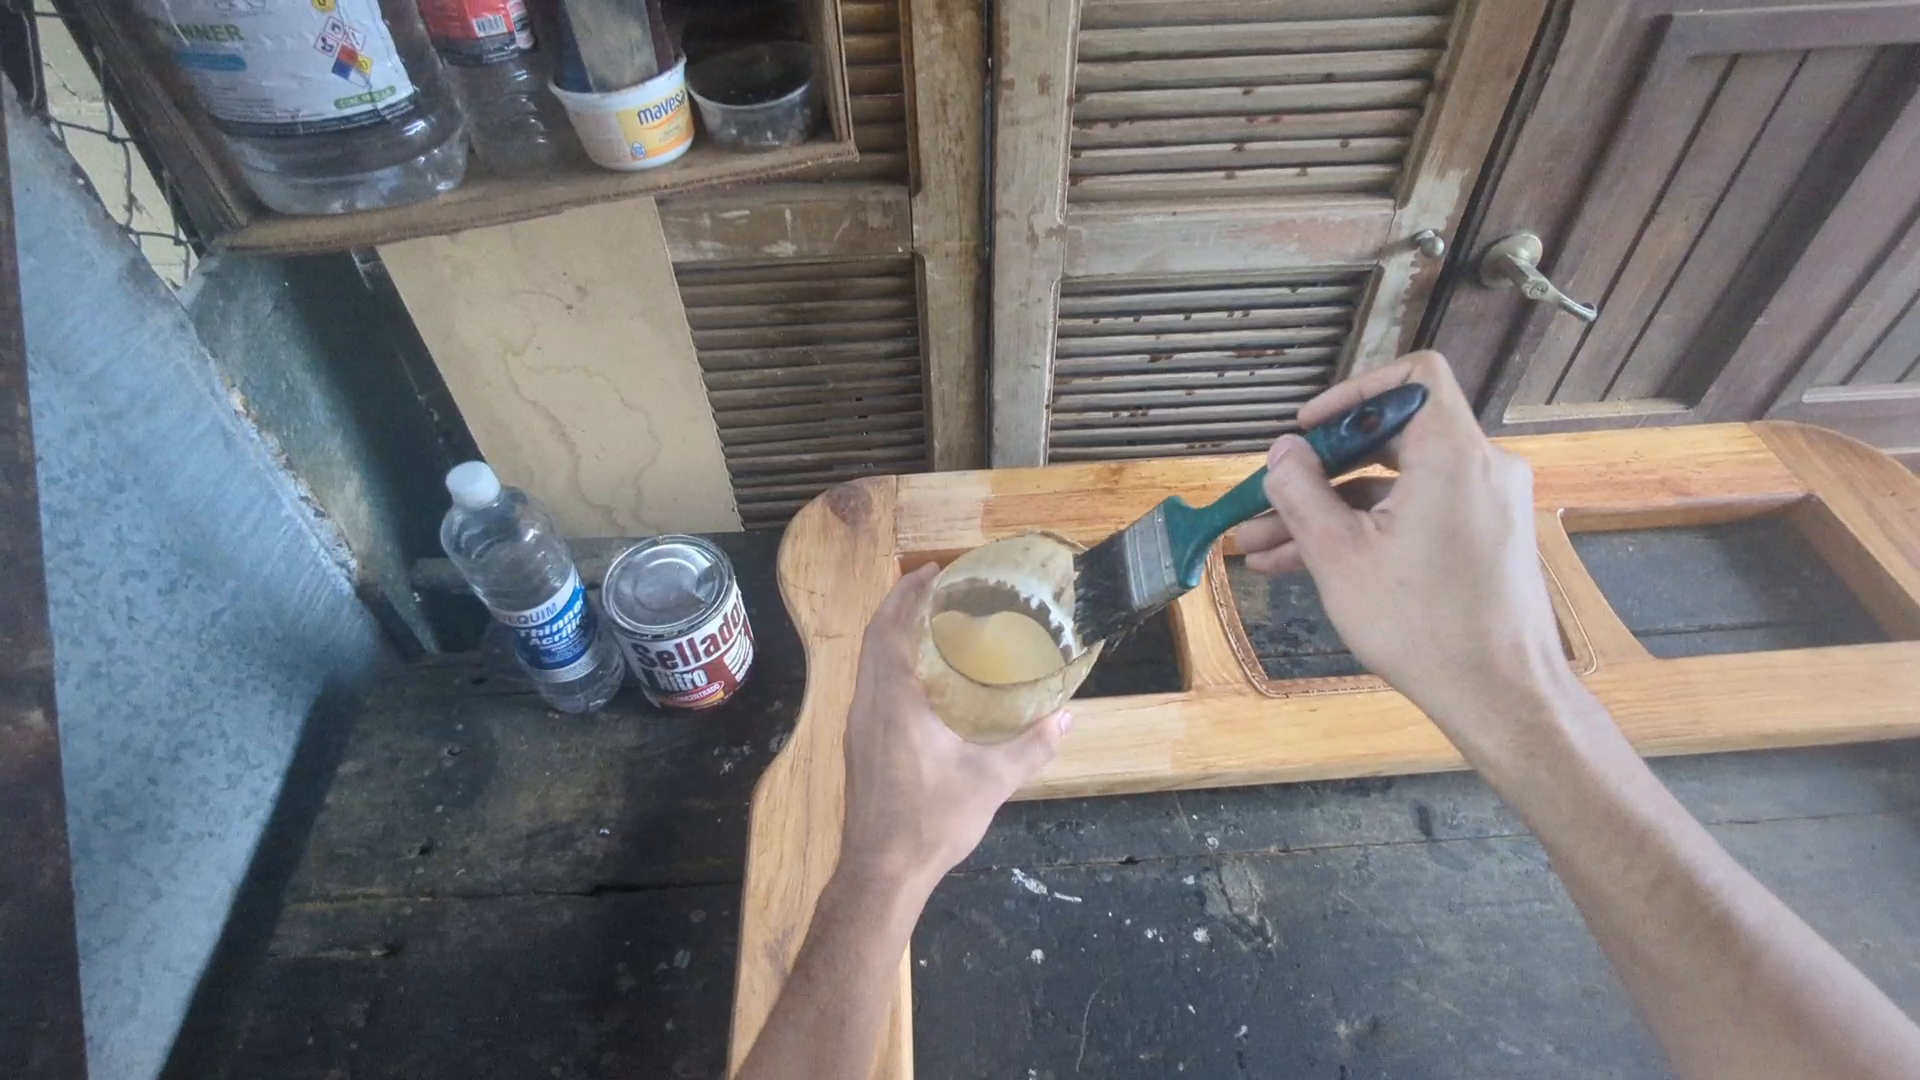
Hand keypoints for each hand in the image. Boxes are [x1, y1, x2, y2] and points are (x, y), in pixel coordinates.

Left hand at [836, 564, 1071, 898]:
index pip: (890, 629)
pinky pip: (869, 683)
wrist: (880, 872)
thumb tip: (1066, 719)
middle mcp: (868, 703)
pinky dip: (888, 660)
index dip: (907, 594)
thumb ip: (1030, 747)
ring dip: (890, 632)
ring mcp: (857, 724)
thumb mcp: (990, 782)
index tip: (934, 571)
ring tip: (927, 621)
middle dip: (898, 603)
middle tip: (933, 585)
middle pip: (874, 637)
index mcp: (894, 700)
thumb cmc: (931, 821)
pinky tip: (917, 675)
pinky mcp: (857, 742)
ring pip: (867, 661)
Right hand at [1232, 351, 1569, 749]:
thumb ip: (1301, 491)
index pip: (1413, 380)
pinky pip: (1410, 515)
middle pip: (1387, 440)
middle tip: (1264, 498)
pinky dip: (1360, 530)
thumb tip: (1282, 452)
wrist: (1498, 695)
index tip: (1308, 428)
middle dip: (1315, 471)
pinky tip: (1298, 562)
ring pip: (1390, 488)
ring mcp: (1481, 505)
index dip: (1353, 392)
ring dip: (1324, 511)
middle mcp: (1479, 469)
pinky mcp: (1478, 537)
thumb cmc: (1419, 623)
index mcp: (1453, 457)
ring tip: (1258, 546)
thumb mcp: (1338, 553)